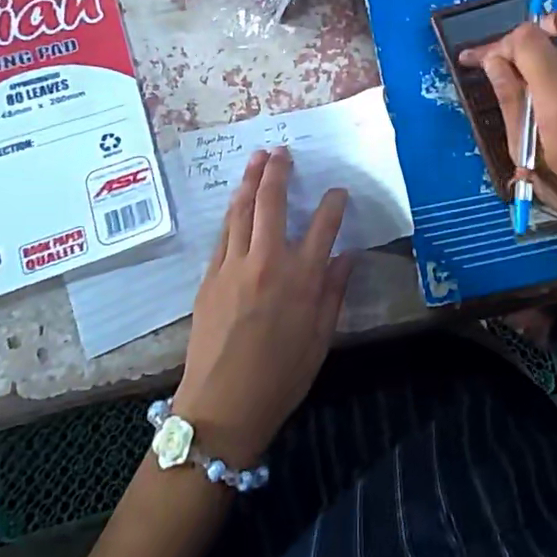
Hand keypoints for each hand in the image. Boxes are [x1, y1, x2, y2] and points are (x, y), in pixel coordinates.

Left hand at [173, 148, 353, 466]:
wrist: (223, 405)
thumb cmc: (281, 378)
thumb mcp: (321, 339)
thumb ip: (334, 292)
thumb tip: (347, 256)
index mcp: (302, 278)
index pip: (323, 225)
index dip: (333, 202)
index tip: (338, 191)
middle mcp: (267, 262)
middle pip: (271, 203)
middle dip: (278, 172)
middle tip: (281, 151)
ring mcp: (232, 266)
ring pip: (241, 212)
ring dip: (249, 182)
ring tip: (256, 159)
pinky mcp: (209, 277)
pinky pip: (223, 235)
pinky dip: (233, 213)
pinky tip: (236, 203)